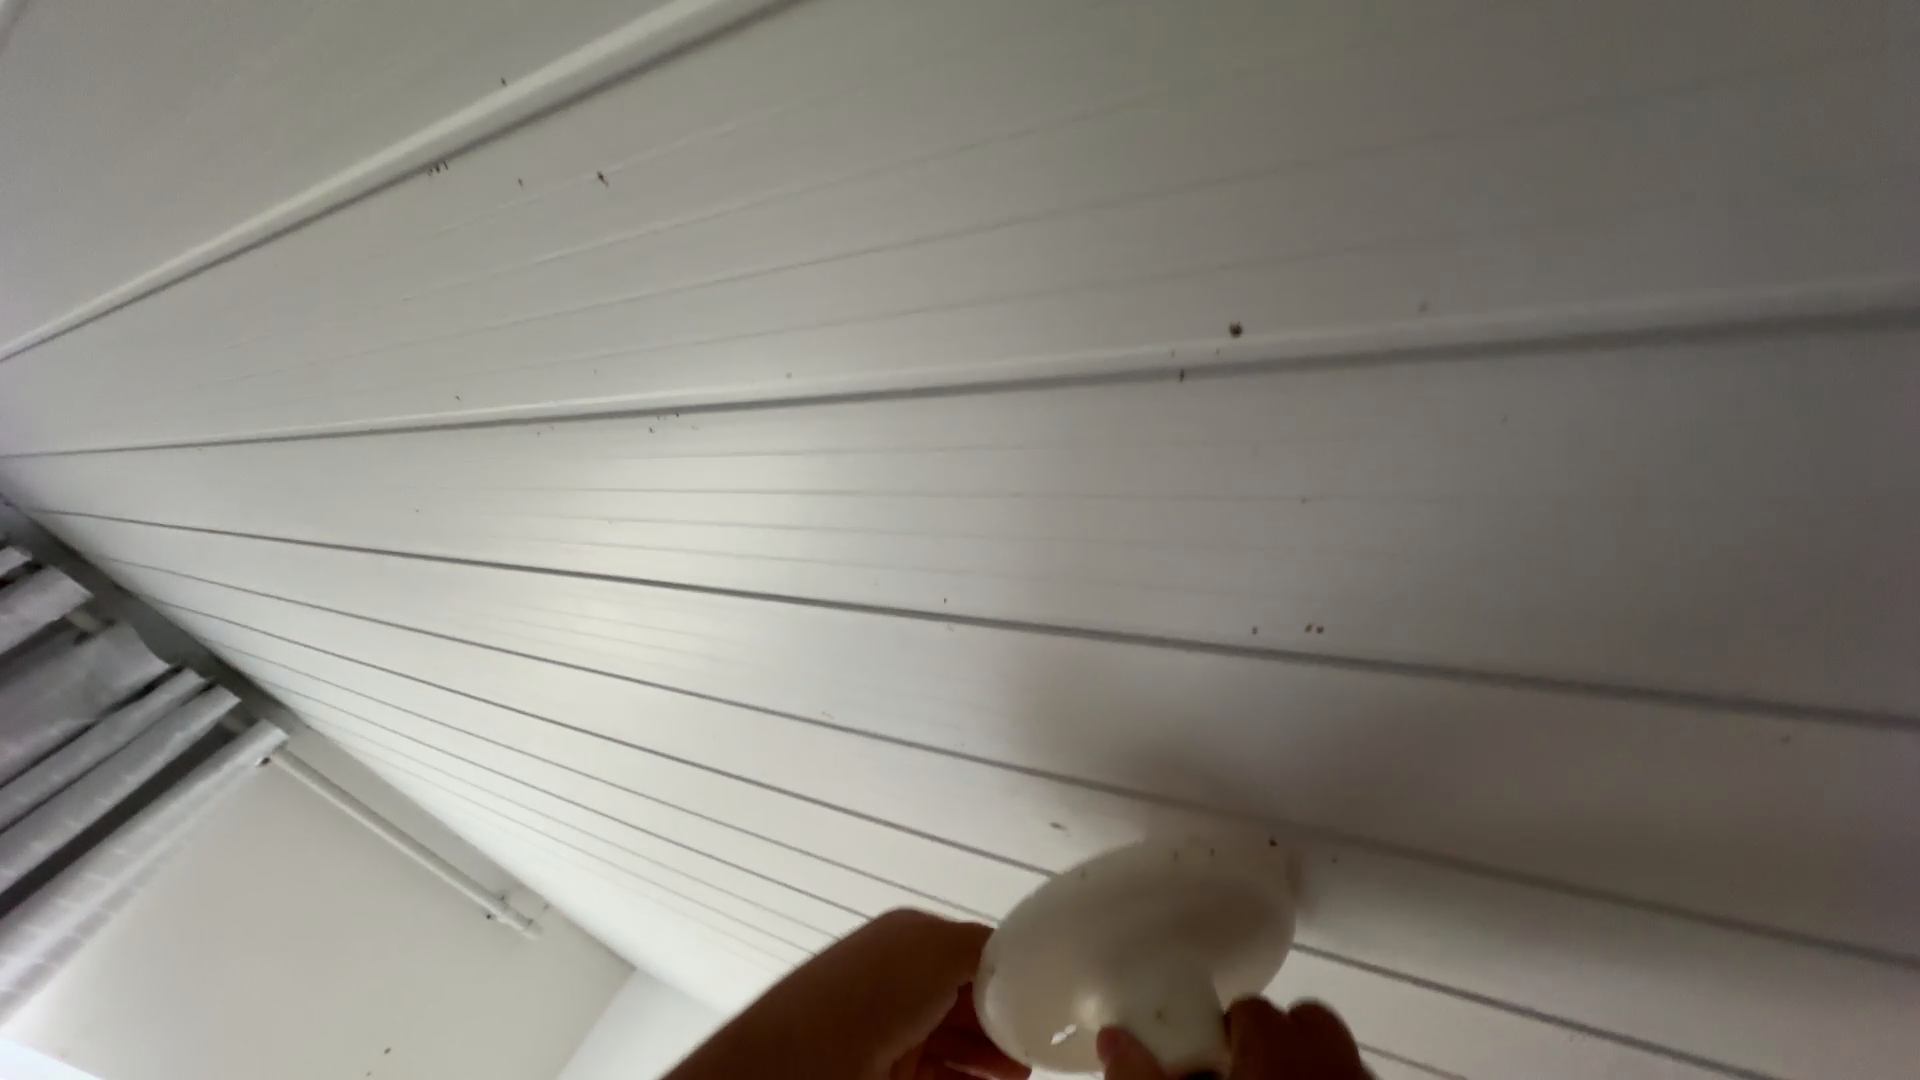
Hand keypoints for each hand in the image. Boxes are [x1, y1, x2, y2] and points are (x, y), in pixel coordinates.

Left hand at [667, 910, 1028, 1079]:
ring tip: (1023, 1074)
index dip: (1006, 976)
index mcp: (910, 940)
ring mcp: (892, 1032)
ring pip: (954, 1044)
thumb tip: (1012, 953)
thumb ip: (981, 946)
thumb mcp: (938, 949)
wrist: (793, 1062)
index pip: (970, 952)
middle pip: (965, 1002)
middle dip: (1002, 1024)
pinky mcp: (889, 1075)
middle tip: (1037, 1047)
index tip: (1040, 1000)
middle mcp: (901, 981)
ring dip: (990, 1060)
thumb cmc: (873, 992)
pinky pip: (939, 1074)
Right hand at [1098, 999, 1368, 1079]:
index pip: (1251, 1010)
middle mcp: (1331, 1068)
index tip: (1211, 1059)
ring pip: (1341, 1063)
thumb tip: (1115, 1041)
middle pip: (1309, 1024)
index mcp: (1277, 1055)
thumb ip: (1141, 1078)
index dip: (1226, 1031)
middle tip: (1248, 1074)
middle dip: (1280, 1041)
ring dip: (1310, 1073)